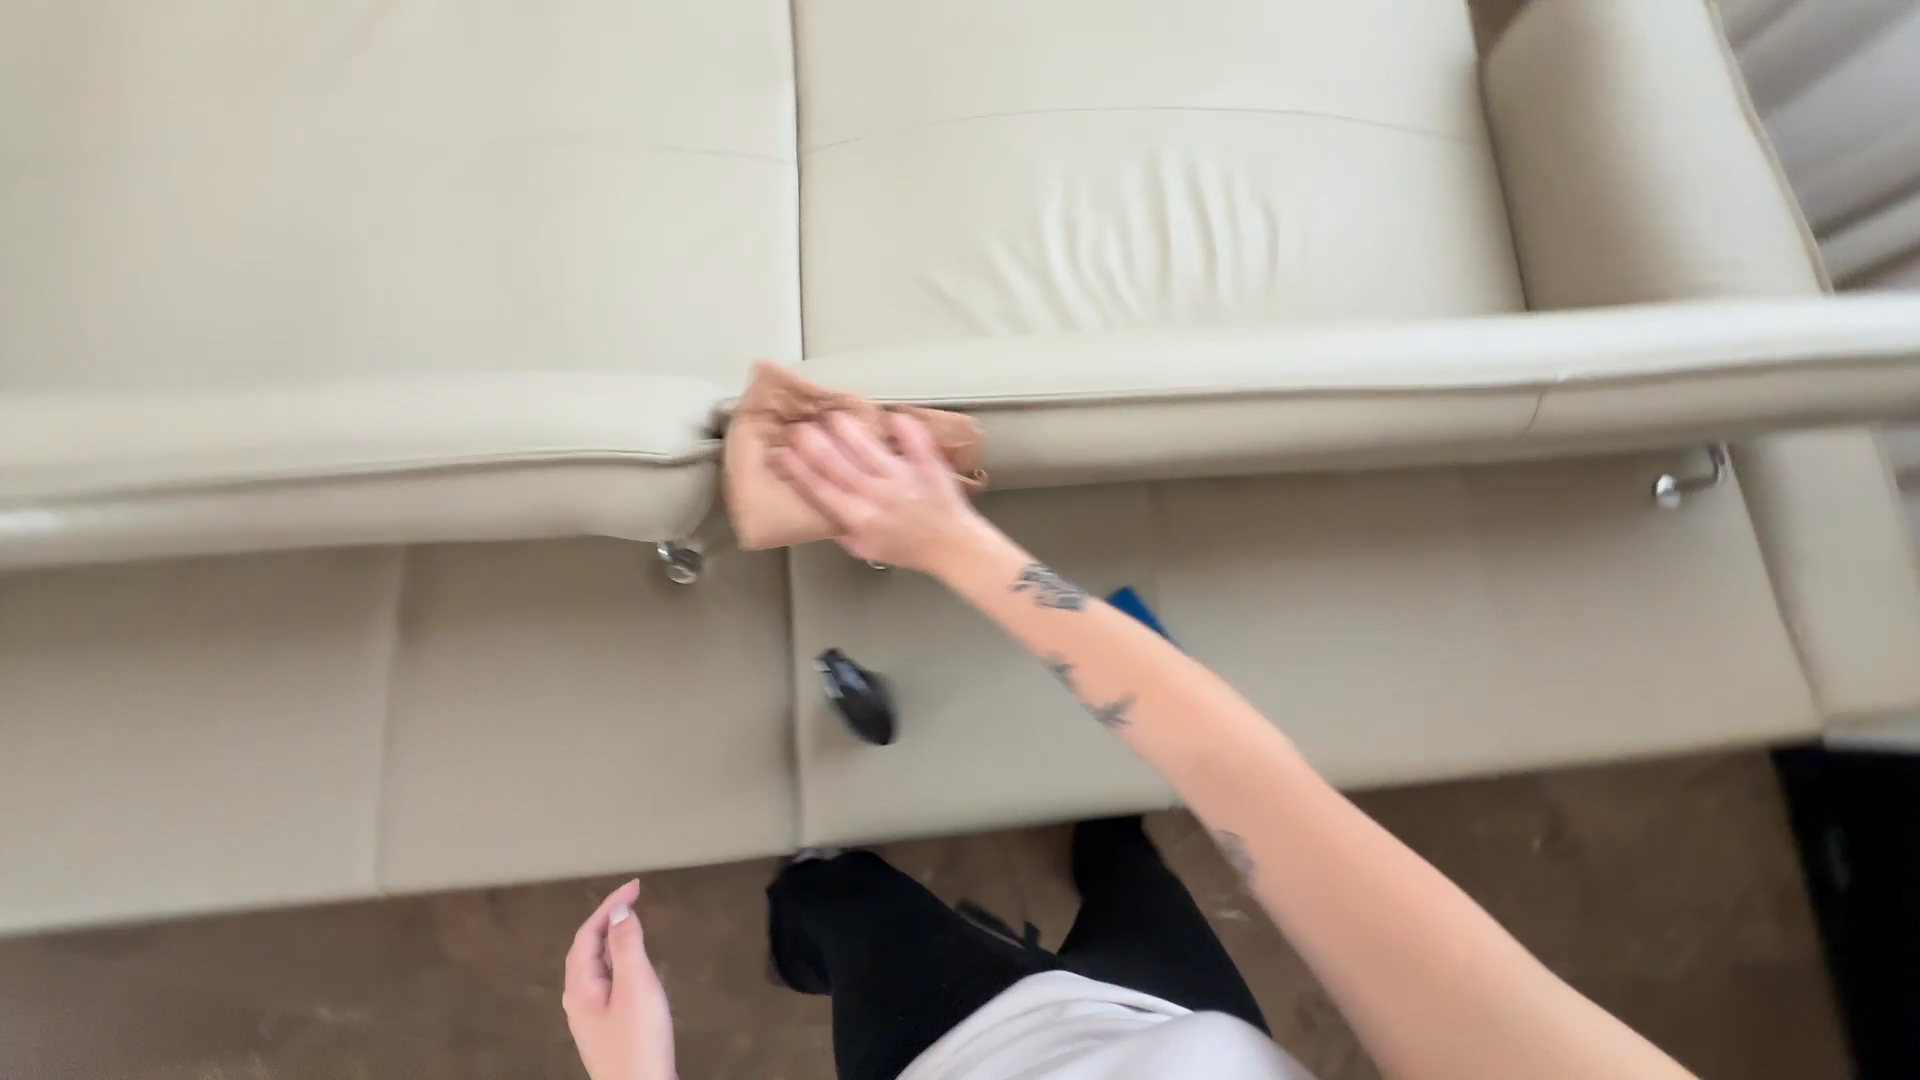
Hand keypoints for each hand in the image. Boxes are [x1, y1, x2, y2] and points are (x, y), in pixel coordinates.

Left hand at [563, 880, 675, 1079]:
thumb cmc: (639, 1041)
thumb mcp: (636, 986)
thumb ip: (626, 946)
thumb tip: (619, 911)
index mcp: (580, 988)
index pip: (588, 935)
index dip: (609, 905)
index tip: (637, 885)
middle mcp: (579, 1001)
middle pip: (587, 950)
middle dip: (608, 919)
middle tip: (637, 898)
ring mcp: (591, 1018)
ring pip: (596, 967)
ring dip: (612, 939)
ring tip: (635, 922)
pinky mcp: (606, 1029)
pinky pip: (607, 981)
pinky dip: (618, 960)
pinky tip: (635, 965)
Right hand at [772, 411, 997, 572]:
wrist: (952, 545)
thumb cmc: (909, 548)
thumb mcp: (866, 549)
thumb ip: (841, 530)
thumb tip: (821, 509)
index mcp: (859, 516)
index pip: (820, 488)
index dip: (797, 468)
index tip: (782, 452)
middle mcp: (876, 494)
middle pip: (836, 463)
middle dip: (812, 443)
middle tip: (799, 428)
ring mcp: (902, 477)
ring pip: (866, 447)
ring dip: (846, 429)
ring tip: (833, 417)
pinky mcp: (925, 465)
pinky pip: (912, 440)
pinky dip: (903, 427)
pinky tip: (891, 415)